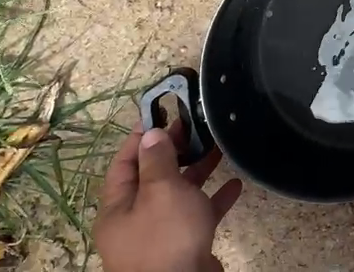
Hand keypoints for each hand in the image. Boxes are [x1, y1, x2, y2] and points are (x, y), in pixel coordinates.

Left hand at [94, 123, 243, 271]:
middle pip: (153, 176)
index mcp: (118, 207)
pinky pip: (199, 213)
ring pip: (178, 192)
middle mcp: (135, 219)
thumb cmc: (165, 236)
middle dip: (175, 149)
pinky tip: (235, 184)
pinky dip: (215, 197)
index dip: (142, 136)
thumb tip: (149, 134)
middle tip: (199, 124)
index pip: (125, 162)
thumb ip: (157, 161)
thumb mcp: (160, 191)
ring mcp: (159, 233)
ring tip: (220, 147)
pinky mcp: (184, 243)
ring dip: (198, 169)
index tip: (165, 110)